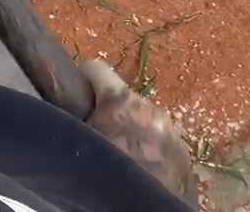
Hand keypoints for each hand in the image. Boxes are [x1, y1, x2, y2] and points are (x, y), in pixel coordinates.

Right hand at [79, 60, 197, 202]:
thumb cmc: (103, 181)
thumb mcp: (77, 143)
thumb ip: (73, 119)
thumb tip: (63, 110)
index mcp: (120, 101)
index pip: (94, 68)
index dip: (80, 83)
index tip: (73, 102)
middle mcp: (151, 111)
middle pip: (122, 98)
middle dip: (110, 114)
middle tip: (97, 143)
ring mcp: (174, 136)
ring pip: (144, 122)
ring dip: (132, 134)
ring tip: (120, 164)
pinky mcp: (187, 161)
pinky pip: (161, 145)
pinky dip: (151, 154)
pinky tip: (140, 176)